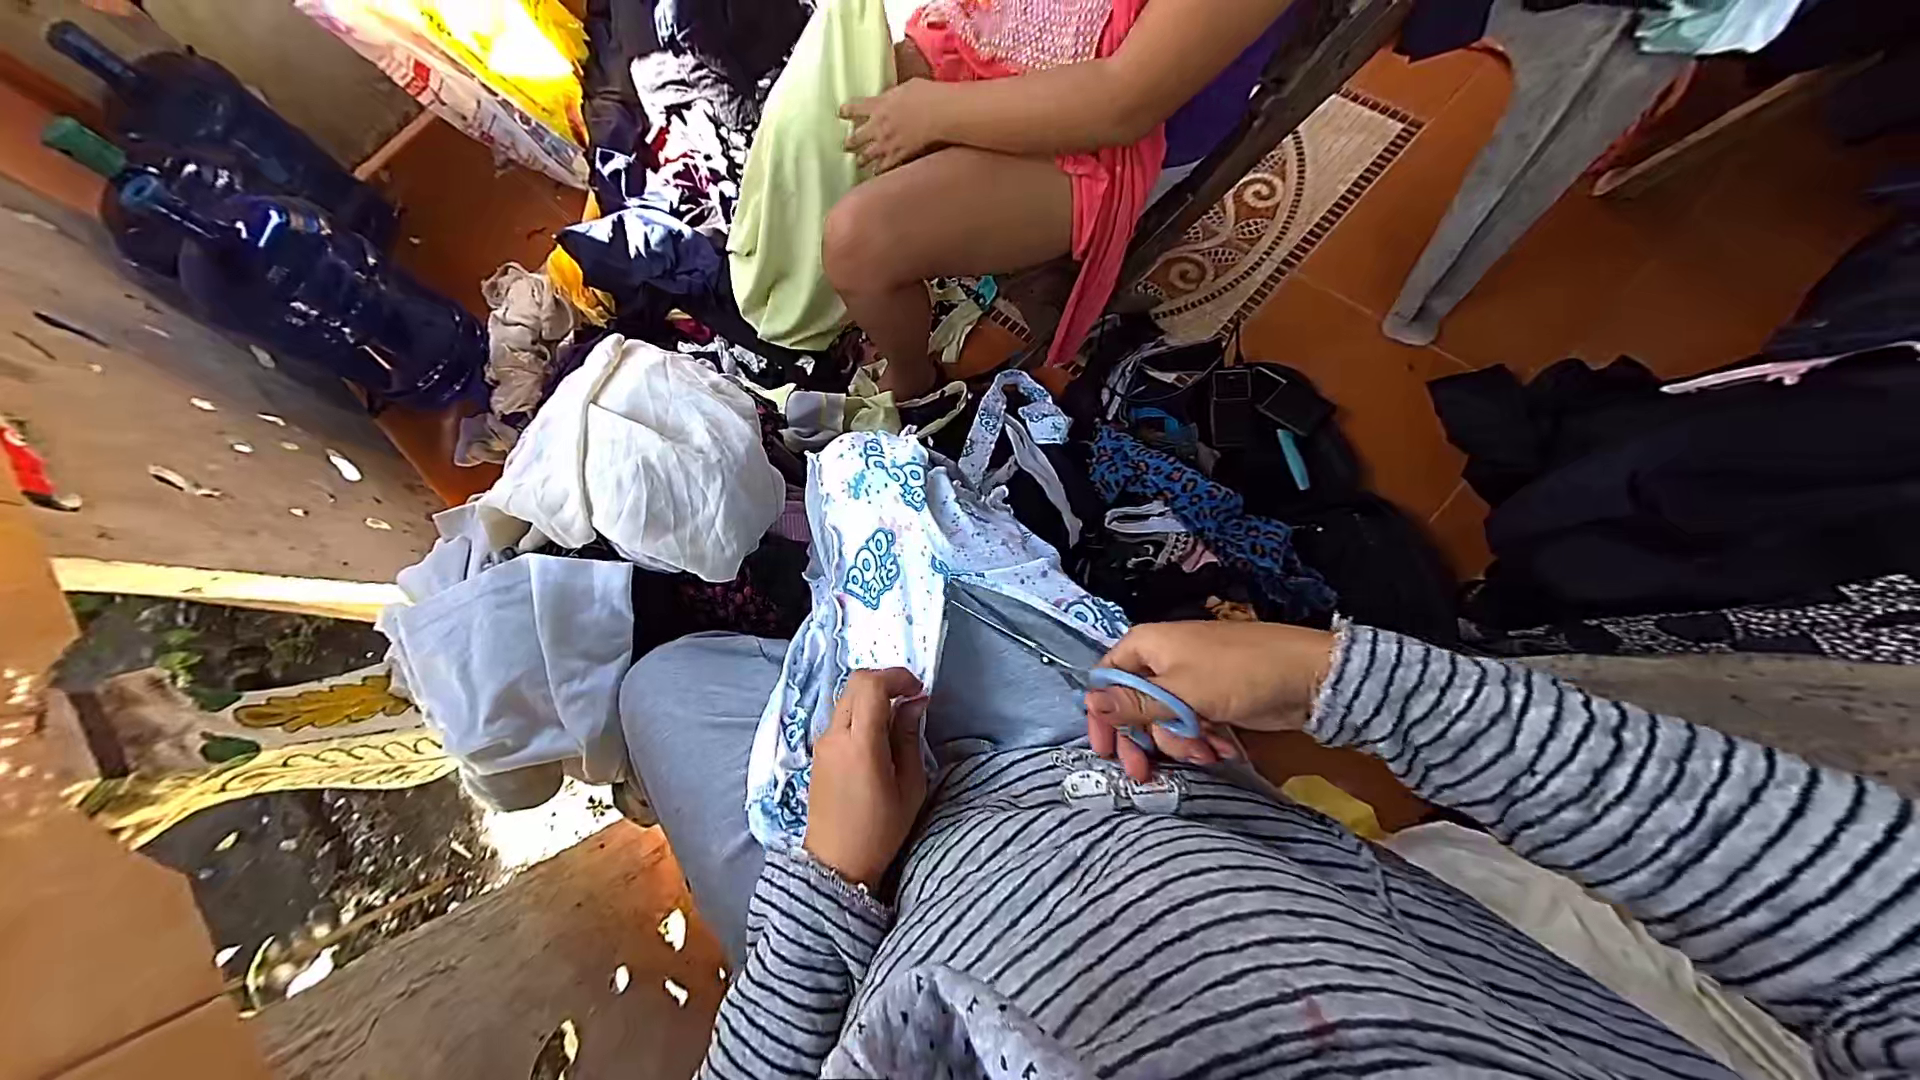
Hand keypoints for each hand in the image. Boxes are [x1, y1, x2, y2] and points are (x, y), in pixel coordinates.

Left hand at [804, 668, 930, 887]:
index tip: (917, 690)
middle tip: (909, 697)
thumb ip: (909, 737)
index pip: (871, 685)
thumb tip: (914, 702)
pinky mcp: (818, 752)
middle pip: (855, 683)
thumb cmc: (880, 830)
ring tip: (895, 717)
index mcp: (860, 743)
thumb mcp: (909, 786)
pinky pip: (840, 716)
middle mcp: (835, 736)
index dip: (897, 677)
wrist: (836, 864)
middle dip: (885, 681)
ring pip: (846, 697)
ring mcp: (822, 743)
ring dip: (872, 695)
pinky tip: (877, 733)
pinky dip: (860, 710)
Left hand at [841, 80, 944, 172]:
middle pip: (857, 137)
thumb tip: (890, 97)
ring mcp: (888, 143)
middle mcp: (878, 126)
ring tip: (859, 163)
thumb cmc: (925, 94)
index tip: (840, 113)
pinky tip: (876, 174)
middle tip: (846, 146)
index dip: (846, 111)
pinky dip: (879, 171)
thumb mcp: (904, 87)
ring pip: (868, 155)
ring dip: (862, 160)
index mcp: (878, 105)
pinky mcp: (899, 155)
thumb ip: (892, 95)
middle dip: (850, 142)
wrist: (937, 112)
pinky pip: (885, 167)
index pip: (855, 108)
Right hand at [1085, 621, 1336, 780]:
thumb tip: (1088, 703)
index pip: (1106, 679)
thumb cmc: (1237, 674)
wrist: (1309, 676)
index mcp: (1146, 646)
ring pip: (1163, 720)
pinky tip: (1221, 747)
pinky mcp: (1211, 698)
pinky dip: (1201, 739)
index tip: (1105, 751)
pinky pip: (1190, 723)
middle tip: (1146, 773)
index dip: (1103, 715)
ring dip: (1179, 743)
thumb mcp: (1180, 692)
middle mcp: (1161, 660)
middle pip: (1133, 704)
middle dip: (1144, 739)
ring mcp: (1188, 680)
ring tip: (1205, 752)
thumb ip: (1133, 702)